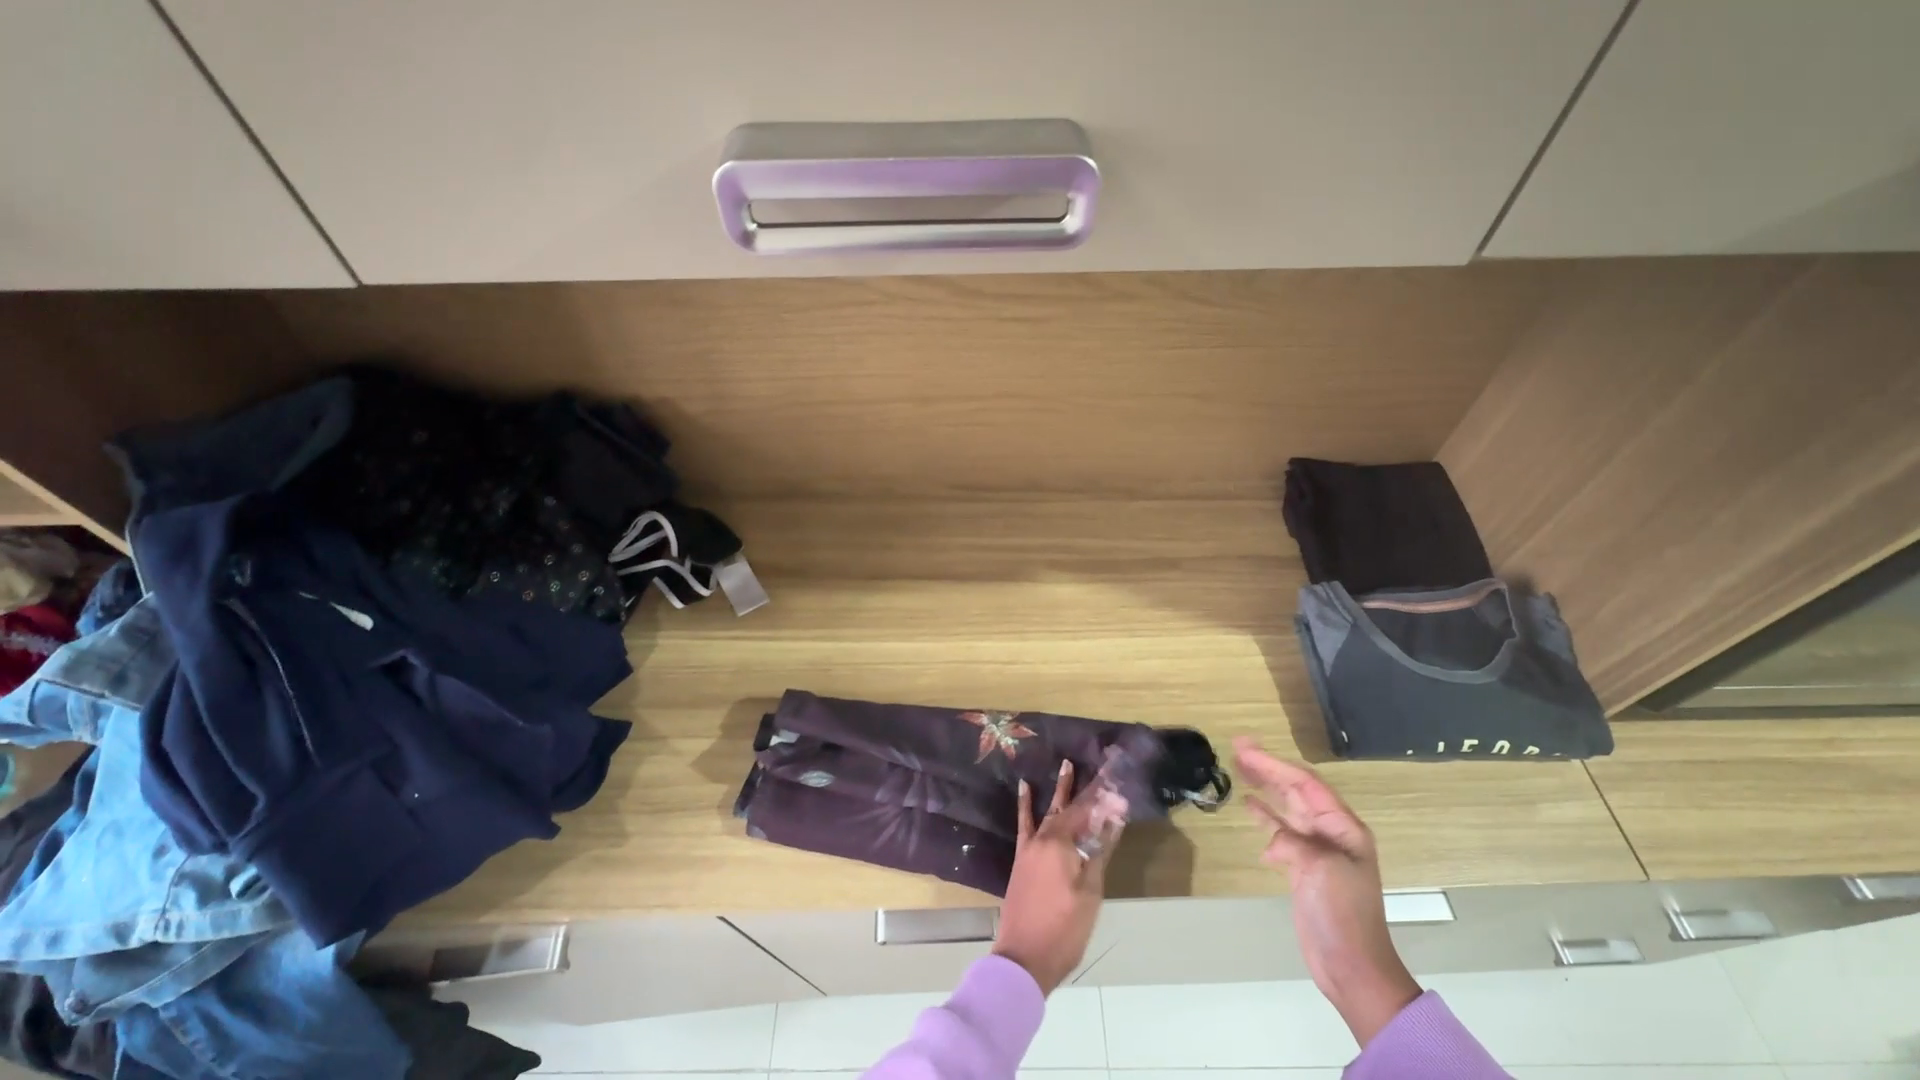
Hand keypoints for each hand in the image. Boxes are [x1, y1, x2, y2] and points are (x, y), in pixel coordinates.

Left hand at [992, 760, 1122, 994]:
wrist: (1024, 958)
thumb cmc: (1064, 929)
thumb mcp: (1090, 891)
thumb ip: (1100, 851)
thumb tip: (1114, 819)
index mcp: (1060, 844)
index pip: (1088, 810)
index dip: (1105, 794)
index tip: (1118, 774)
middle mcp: (1043, 839)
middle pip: (1069, 808)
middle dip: (1086, 788)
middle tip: (1101, 767)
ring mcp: (1029, 849)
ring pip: (1049, 813)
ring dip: (1061, 792)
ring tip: (1067, 765)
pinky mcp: (1022, 860)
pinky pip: (1025, 825)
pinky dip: (1026, 806)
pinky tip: (1025, 789)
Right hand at [1235, 737, 1419, 1047]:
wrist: (1351, 964)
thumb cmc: (1343, 914)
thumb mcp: (1322, 870)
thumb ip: (1296, 843)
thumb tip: (1274, 840)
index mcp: (1344, 828)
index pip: (1305, 784)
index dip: (1274, 763)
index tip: (1245, 747)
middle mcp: (1331, 832)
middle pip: (1295, 790)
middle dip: (1268, 768)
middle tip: (1237, 747)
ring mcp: (1316, 851)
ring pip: (1286, 808)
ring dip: (1264, 787)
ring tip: (1239, 767)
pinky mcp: (1302, 868)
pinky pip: (1281, 832)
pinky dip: (1265, 817)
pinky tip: (1248, 806)